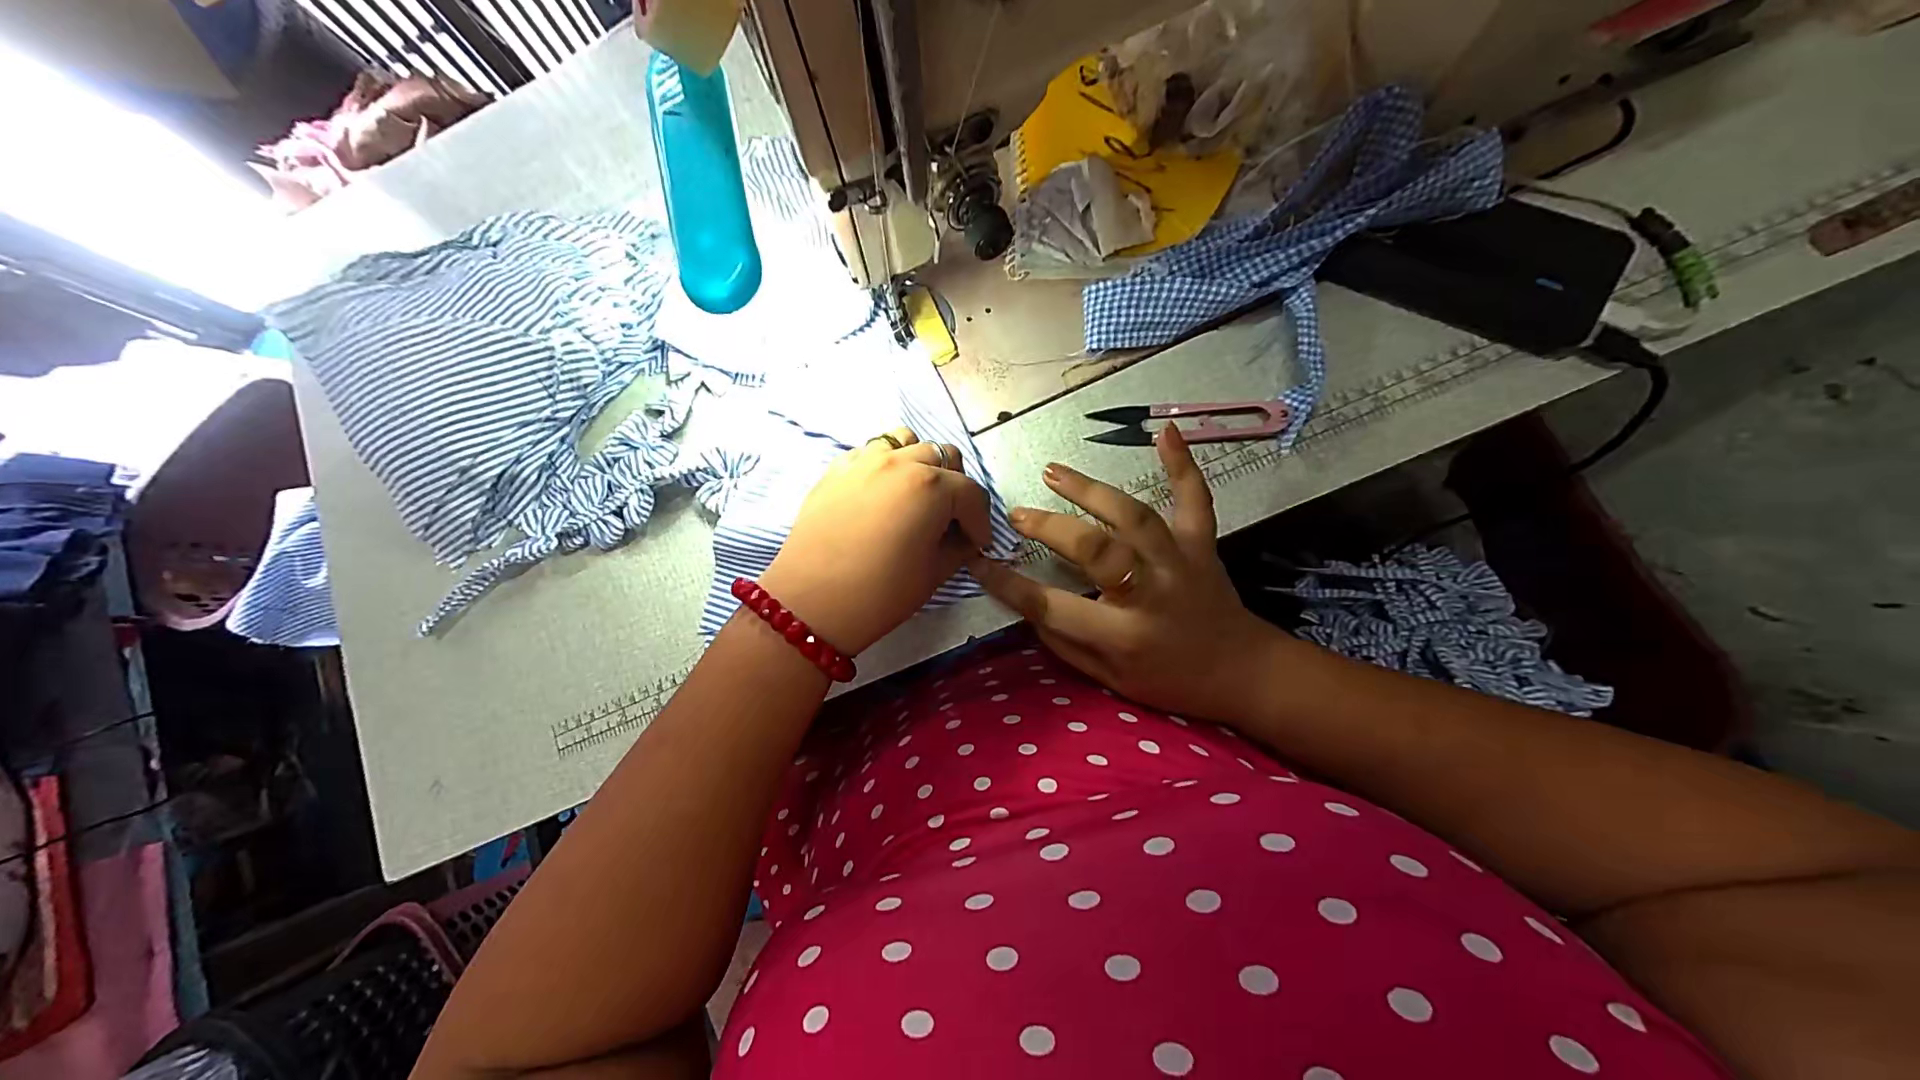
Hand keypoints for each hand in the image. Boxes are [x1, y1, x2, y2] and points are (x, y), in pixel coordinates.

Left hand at [759, 428, 991, 653]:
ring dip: (920, 463)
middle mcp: (900, 462)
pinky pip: (869, 452)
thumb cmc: (880, 593)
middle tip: (949, 519)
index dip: (980, 521)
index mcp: (931, 485)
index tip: (977, 542)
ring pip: (905, 442)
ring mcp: (864, 461)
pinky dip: (884, 464)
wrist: (811, 603)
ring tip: (916, 495)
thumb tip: (964, 537)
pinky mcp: (836, 470)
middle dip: (954, 486)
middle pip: (942, 457)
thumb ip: (958, 546)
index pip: (971, 494)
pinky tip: (881, 494)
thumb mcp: (934, 573)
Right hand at [969, 425, 1286, 725]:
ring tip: (1053, 471)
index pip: (1052, 607)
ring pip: (1133, 515)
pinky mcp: (1202, 545)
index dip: (1009, 585)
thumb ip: (1065, 643)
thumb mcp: (1110, 679)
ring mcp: (1179, 562)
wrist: (1241, 671)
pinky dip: (1182, 464)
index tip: (979, 563)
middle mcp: (1150, 592)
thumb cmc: (1170, 680)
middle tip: (1016, 513)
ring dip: (1090, 489)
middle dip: (1048, 527)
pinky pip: (1194, 499)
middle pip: (1093, 549)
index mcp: (1122, 634)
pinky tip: (1164, 430)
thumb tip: (1027, 604)